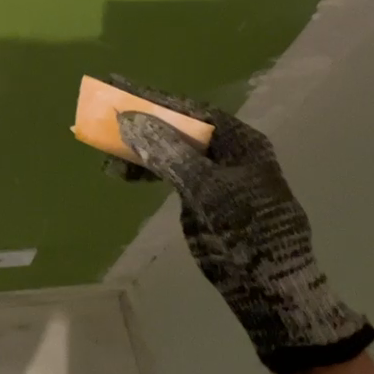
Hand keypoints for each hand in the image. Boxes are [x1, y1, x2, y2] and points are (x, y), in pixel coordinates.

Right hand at [114, 80, 373, 373]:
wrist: (269, 289)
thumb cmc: (247, 229)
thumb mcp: (206, 187)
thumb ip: (167, 151)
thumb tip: (129, 118)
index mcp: (239, 141)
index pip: (189, 109)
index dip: (152, 97)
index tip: (117, 85)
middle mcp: (226, 152)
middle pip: (176, 127)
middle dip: (140, 124)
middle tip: (104, 116)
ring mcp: (212, 175)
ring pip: (167, 151)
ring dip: (137, 150)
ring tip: (107, 155)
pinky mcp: (201, 198)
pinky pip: (167, 173)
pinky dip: (144, 170)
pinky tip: (122, 174)